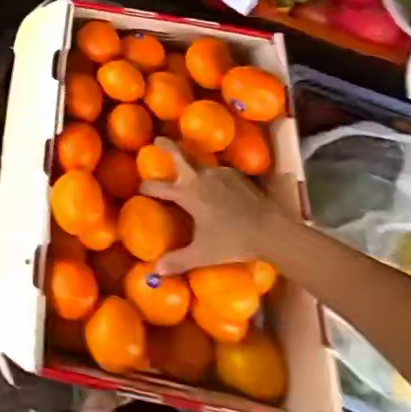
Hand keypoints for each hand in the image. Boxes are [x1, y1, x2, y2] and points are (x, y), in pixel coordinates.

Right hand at [140, 138, 292, 274]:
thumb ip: (178, 261)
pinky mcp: (235, 174)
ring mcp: (218, 173)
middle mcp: (199, 178)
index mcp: (187, 194)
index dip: (147, 186)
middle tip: (158, 139)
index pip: (159, 187)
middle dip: (166, 145)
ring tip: (190, 167)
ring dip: (192, 162)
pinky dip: (213, 176)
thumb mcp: (202, 254)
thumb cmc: (232, 241)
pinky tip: (218, 187)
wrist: (270, 230)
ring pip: (200, 162)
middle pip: (179, 154)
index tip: (140, 187)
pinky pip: (218, 172)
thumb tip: (155, 272)